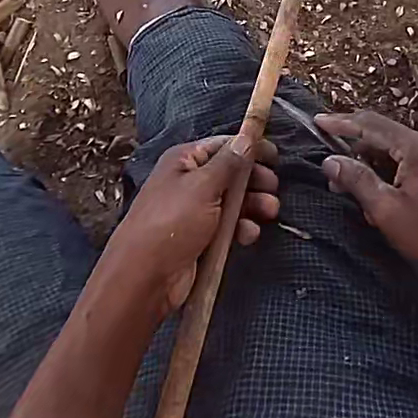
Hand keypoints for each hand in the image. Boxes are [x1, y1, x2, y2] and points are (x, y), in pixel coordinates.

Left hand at [105, 137, 280, 314]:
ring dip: (253, 205)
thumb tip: (247, 136)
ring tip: (269, 211)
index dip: (249, 148)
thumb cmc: (172, 223)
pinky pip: (227, 225)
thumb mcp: (204, 186)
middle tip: (273, 187)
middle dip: (254, 180)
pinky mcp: (200, 236)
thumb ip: (230, 162)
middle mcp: (190, 181)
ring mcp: (195, 210)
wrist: (142, 281)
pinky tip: (249, 235)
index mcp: (185, 161)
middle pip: (232, 173)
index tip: (274, 156)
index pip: (224, 145)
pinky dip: (241, 228)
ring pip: (233, 200)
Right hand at [315, 110, 417, 294]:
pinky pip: (407, 164)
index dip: (342, 122)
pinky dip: (387, 174)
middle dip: (354, 147)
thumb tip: (331, 161)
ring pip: (395, 151)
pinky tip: (375, 197)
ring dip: (370, 164)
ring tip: (348, 187)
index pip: (373, 124)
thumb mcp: (387, 211)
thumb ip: (358, 181)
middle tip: (330, 166)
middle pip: (384, 135)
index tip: (318, 121)